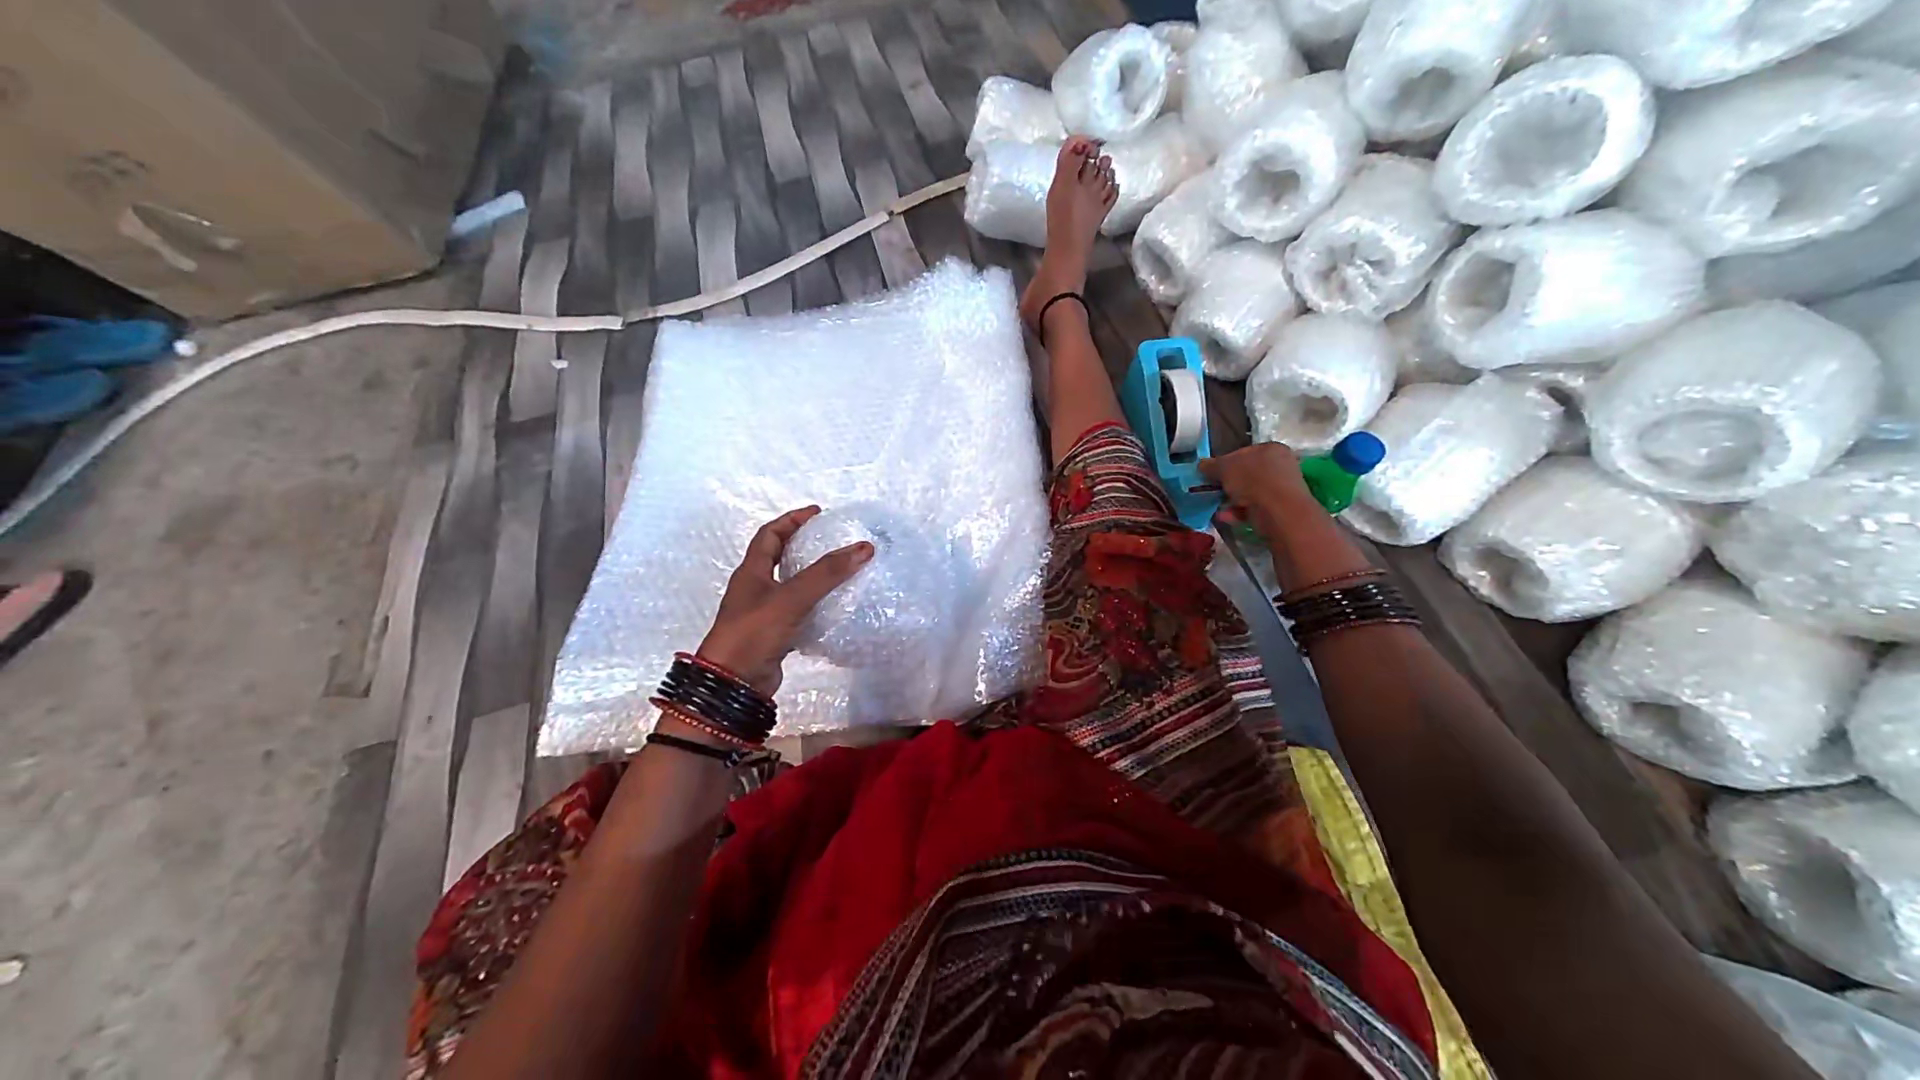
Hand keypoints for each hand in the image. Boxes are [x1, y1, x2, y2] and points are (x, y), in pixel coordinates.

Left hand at [696, 506, 872, 695]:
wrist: (734, 683)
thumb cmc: (755, 632)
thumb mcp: (792, 597)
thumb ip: (827, 573)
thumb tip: (864, 547)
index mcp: (751, 572)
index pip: (769, 535)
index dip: (792, 520)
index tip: (816, 514)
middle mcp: (754, 589)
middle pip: (778, 558)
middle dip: (803, 546)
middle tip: (831, 541)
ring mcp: (763, 614)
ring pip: (790, 588)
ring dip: (811, 578)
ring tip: (839, 572)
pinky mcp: (773, 636)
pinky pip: (797, 614)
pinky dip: (815, 608)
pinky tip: (835, 609)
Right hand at [1198, 441, 1319, 534]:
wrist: (1279, 512)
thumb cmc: (1253, 480)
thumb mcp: (1224, 468)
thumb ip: (1211, 465)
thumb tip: (1202, 465)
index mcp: (1271, 448)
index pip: (1243, 452)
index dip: (1225, 462)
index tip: (1212, 474)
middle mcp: (1281, 465)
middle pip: (1247, 473)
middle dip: (1228, 483)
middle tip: (1213, 490)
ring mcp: (1283, 488)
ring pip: (1250, 492)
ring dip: (1232, 499)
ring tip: (1217, 506)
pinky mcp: (1281, 508)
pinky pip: (1255, 507)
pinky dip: (1240, 512)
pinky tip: (1226, 517)